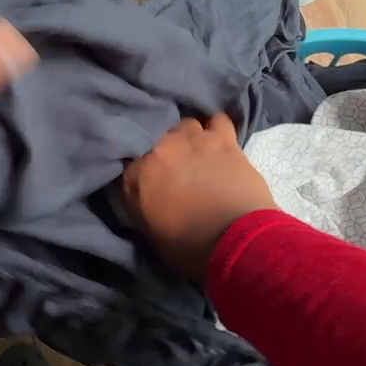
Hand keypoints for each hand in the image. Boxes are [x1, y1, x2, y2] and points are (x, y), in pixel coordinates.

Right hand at [123, 114, 277, 278]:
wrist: (235, 240)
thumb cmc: (190, 245)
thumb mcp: (150, 232)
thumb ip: (139, 204)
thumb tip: (140, 192)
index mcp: (139, 173)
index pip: (130, 163)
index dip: (142, 173)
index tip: (150, 183)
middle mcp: (162, 148)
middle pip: (158, 138)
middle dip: (165, 151)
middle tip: (176, 169)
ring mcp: (194, 139)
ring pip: (186, 125)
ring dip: (190, 137)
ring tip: (198, 153)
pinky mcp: (224, 139)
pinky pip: (217, 120)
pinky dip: (217, 128)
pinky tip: (219, 139)